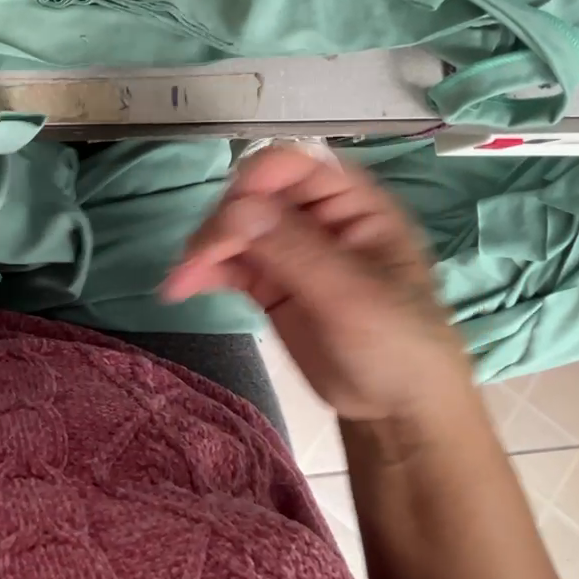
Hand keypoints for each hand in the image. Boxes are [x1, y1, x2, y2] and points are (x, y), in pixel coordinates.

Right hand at [162, 145, 470, 422]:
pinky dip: (201, 271)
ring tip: (180, 281)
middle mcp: (316, 219)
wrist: (397, 412)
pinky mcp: (266, 281)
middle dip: (221, 223)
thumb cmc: (398, 347)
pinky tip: (180, 288)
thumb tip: (235, 207)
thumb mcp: (354, 297)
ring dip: (203, 249)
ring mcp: (289, 250)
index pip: (296, 167)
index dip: (257, 181)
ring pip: (231, 229)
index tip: (229, 214)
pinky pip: (225, 263)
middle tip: (198, 259)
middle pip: (252, 196)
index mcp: (352, 206)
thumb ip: (296, 250)